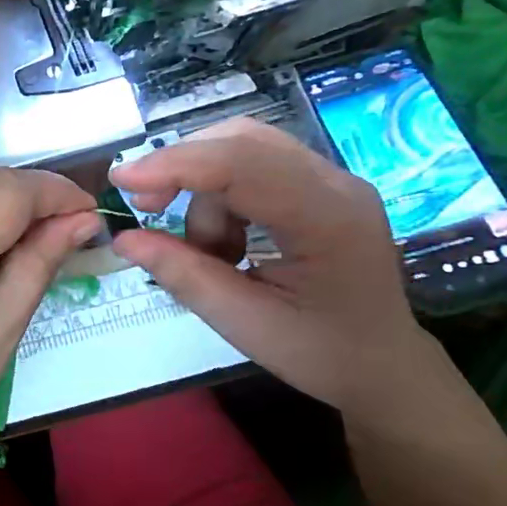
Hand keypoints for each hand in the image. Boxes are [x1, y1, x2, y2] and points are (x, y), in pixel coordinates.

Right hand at [108, 118, 459, 429]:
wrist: (384, 364)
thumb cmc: (321, 353)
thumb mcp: (244, 324)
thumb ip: (183, 275)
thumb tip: (124, 238)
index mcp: (329, 220)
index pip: (242, 166)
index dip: (176, 166)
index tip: (122, 181)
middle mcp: (337, 183)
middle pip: (241, 141)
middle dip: (183, 169)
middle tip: (147, 210)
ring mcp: (333, 178)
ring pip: (243, 149)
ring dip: (204, 192)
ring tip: (210, 253)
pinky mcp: (320, 184)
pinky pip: (254, 165)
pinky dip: (222, 195)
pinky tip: (228, 241)